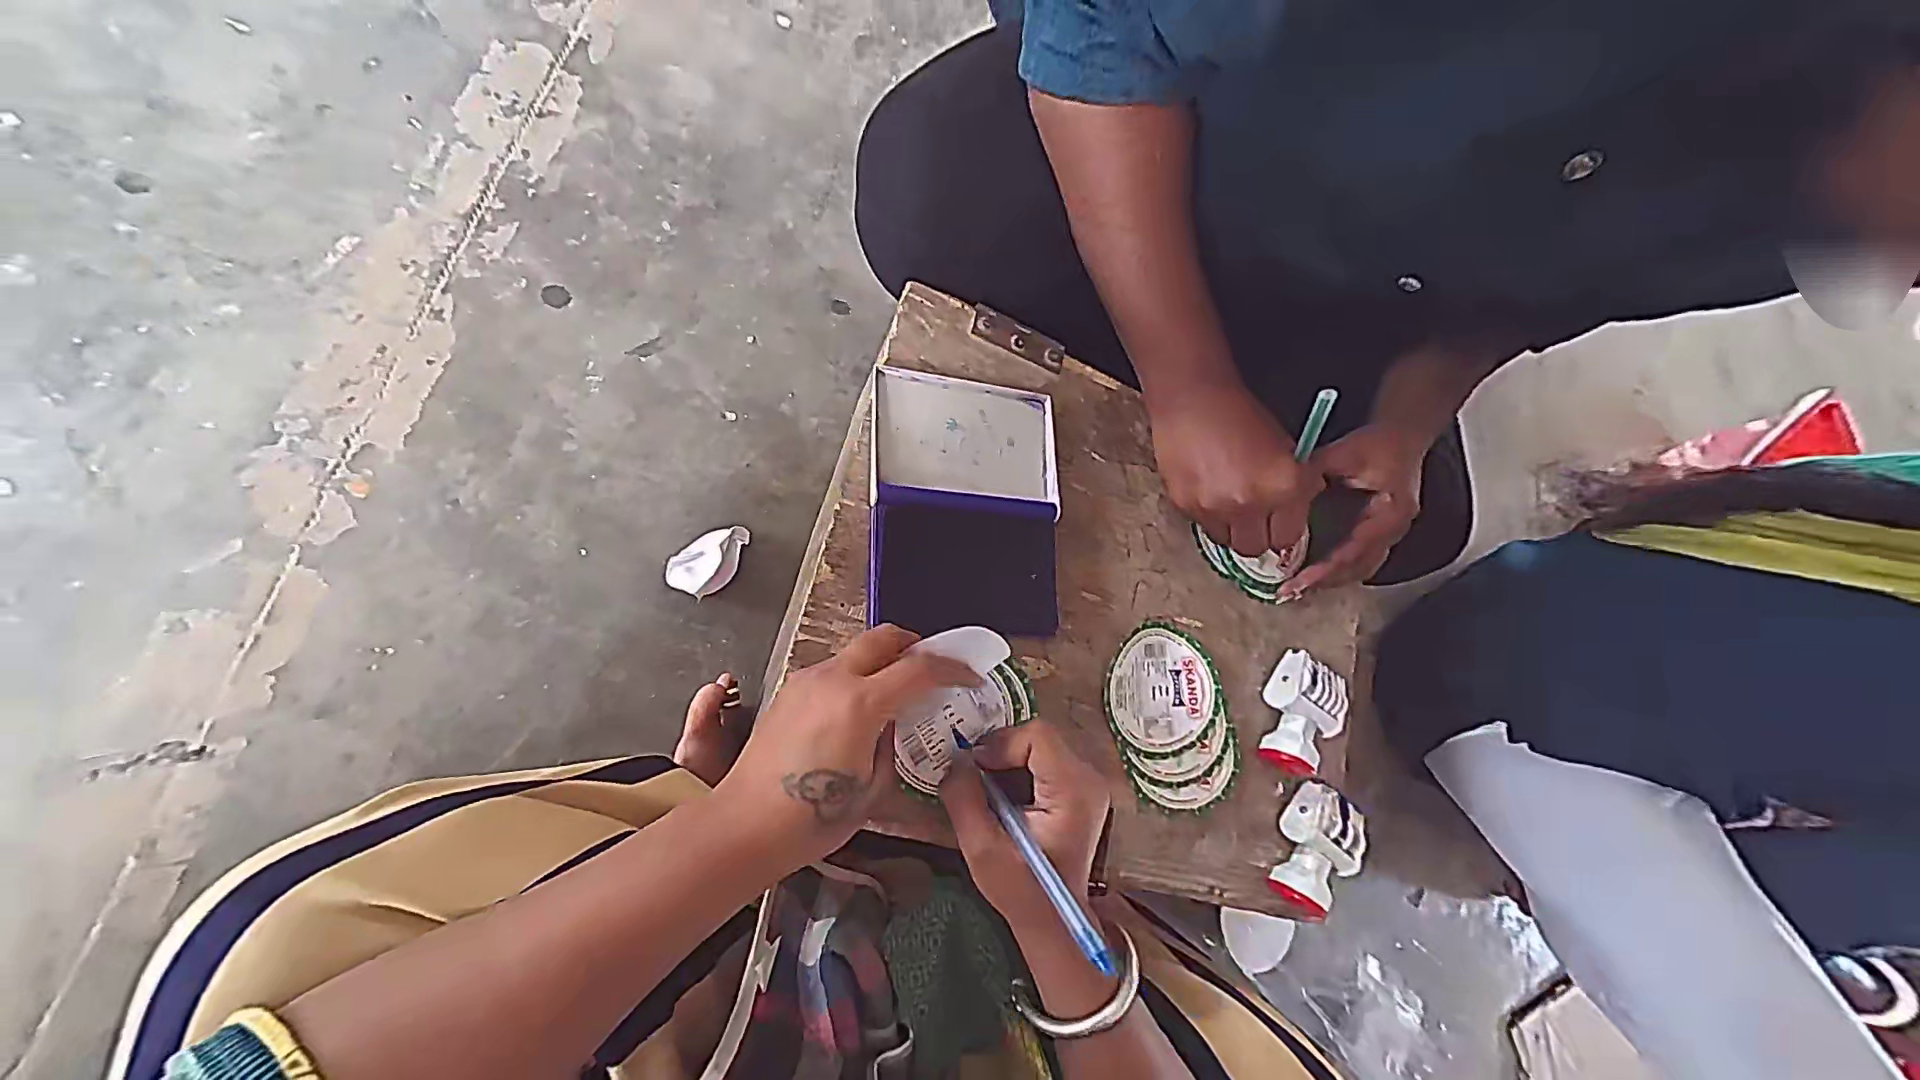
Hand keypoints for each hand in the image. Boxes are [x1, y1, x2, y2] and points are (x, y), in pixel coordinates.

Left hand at [712, 625, 977, 870]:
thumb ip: (892, 744)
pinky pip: (833, 669)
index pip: (919, 669)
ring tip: (895, 691)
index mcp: (860, 703)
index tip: (969, 677)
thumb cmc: (813, 818)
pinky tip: (858, 708)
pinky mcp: (789, 691)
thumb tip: (895, 723)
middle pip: (883, 637)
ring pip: (855, 651)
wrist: (744, 826)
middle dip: (914, 645)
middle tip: (932, 667)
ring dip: (882, 661)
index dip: (952, 670)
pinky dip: (856, 676)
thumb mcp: (873, 787)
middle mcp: (832, 679)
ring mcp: (806, 681)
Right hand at [939, 722, 1109, 931]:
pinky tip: (1007, 797)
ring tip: (991, 792)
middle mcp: (1089, 779)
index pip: (1037, 735)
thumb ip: (963, 796)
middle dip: (1001, 751)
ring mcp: (1090, 782)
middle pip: (1039, 736)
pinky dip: (1020, 767)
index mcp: (1073, 791)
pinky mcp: (1082, 787)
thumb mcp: (980, 848)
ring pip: (1040, 744)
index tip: (976, 769)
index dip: (1000, 744)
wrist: (1054, 921)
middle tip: (977, 779)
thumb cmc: (1020, 890)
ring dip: (1009, 760)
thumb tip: (956, 758)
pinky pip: (1045, 757)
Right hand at [1148, 379, 1324, 556]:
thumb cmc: (1240, 414)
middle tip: (1255, 522)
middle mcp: (1250, 504)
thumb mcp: (1283, 444)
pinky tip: (1208, 488)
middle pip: (1255, 548)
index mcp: (1284, 486)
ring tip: (1228, 502)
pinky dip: (1208, 514)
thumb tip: (1302, 499)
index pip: (1288, 536)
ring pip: (1226, 540)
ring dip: (1231, 528)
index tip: (1279, 526)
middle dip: (1257, 537)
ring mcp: (1214, 508)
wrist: (1192, 399)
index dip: (1284, 530)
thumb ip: (1295, 480)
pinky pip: (1202, 524)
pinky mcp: (1185, 505)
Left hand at [1284, 424, 1426, 595]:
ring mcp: (1387, 533)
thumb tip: (1283, 492)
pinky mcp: (1378, 531)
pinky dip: (1334, 568)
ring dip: (1327, 580)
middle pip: (1356, 569)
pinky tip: (1311, 573)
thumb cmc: (1380, 443)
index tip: (1298, 582)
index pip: (1352, 553)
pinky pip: (1357, 559)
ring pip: (1358, 568)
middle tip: (1289, 592)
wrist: (1405, 433)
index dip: (1323, 571)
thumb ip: (1311, 473)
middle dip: (1322, 583)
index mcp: (1389, 514)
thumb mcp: (1342, 453)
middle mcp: (1393, 529)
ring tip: (1295, 588)